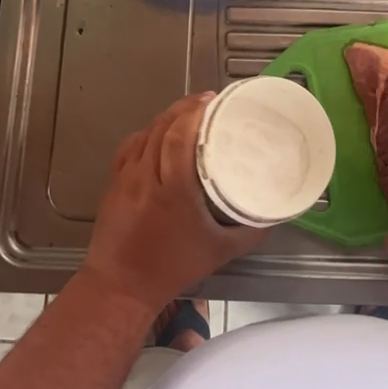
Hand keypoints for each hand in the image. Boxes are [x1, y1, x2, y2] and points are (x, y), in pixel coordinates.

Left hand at [80, 92, 268, 310]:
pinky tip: (159, 132)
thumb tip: (274, 214)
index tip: (213, 101)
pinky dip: (147, 133)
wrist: (121, 286)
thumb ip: (251, 231)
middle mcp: (146, 177)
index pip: (178, 136)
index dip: (194, 112)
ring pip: (145, 133)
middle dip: (184, 108)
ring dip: (166, 118)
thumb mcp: (220, 252)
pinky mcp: (113, 182)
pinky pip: (130, 146)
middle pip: (162, 127)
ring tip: (188, 112)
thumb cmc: (172, 269)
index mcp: (173, 189)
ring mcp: (125, 178)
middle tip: (207, 102)